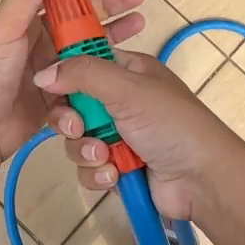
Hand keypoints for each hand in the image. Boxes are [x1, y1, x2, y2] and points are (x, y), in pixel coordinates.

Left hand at [0, 0, 145, 161]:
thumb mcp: (5, 27)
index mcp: (22, 21)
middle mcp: (36, 42)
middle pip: (78, 20)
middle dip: (108, 8)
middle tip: (137, 0)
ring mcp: (48, 71)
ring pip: (87, 50)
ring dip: (112, 38)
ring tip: (139, 28)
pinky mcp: (56, 98)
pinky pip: (83, 83)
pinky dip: (100, 77)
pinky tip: (121, 71)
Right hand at [36, 50, 244, 220]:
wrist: (203, 180)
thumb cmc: (170, 123)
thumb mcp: (128, 88)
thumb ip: (83, 75)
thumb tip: (41, 74)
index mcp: (127, 71)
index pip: (82, 64)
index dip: (64, 76)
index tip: (50, 88)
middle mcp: (120, 100)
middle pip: (72, 105)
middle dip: (70, 121)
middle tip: (77, 128)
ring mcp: (118, 135)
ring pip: (76, 140)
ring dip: (86, 151)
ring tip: (106, 157)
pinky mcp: (117, 166)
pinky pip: (88, 167)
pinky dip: (97, 173)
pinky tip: (115, 176)